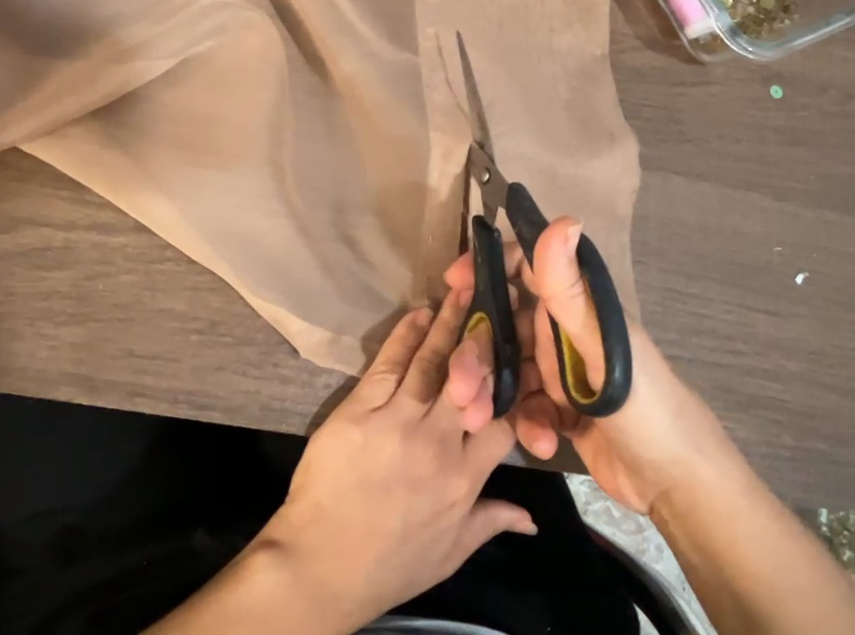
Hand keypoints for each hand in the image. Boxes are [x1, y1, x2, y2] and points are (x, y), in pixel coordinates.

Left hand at [251, 286, 536, 630]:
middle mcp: (438, 443)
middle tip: (495, 300)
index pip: (503, 420)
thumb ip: (491, 522)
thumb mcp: (451, 552)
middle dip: (483, 338)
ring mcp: (398, 423)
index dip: (515, 386)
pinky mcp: (359, 411)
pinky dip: (405, 336)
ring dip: (448, 324)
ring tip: (461, 291)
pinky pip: (388, 365)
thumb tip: (532, 517)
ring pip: (431, 363)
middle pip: (469, 379)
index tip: (522, 355)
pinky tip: (419, 314)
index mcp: (465, 478)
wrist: (323, 563)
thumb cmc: (390, 563)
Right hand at [442, 217, 736, 513]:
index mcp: (577, 306)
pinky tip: (542, 443)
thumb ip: (571, 289)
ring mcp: (562, 373)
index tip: (453, 283)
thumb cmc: (646, 404)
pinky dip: (526, 425)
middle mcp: (565, 332)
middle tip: (458, 388)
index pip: (524, 268)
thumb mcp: (603, 345)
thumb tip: (562, 220)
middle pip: (503, 329)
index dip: (487, 269)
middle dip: (477, 356)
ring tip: (478, 420)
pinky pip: (525, 408)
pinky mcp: (561, 411)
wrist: (679, 484)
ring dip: (490, 395)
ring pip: (507, 371)